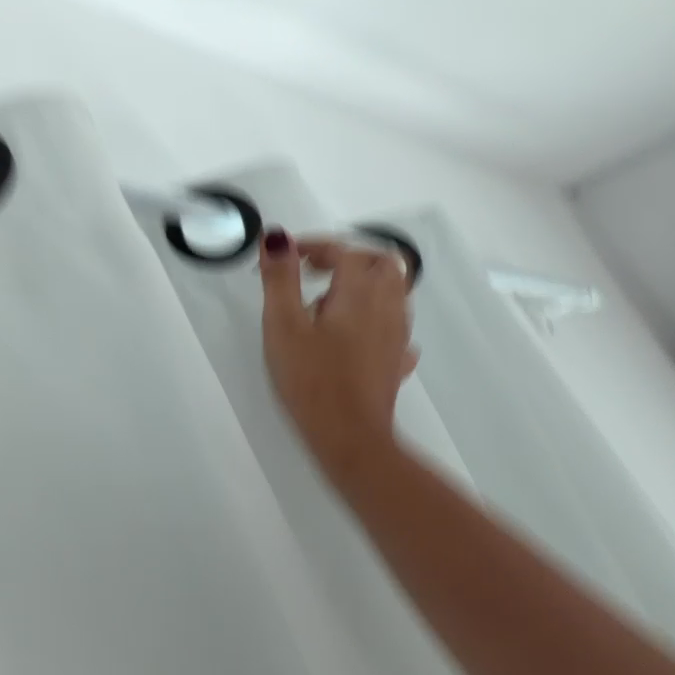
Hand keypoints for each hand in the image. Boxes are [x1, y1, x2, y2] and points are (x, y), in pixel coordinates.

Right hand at [258, 228, 419, 481]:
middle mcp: (387, 309)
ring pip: (394, 292)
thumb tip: (277, 238)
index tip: (285, 257)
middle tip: (312, 271)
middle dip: (348, 258)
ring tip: (326, 300)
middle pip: (383, 265)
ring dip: (363, 283)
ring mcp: (397, 337)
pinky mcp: (395, 361)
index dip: (315, 246)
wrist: (348, 436)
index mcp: (359, 295)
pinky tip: (351, 332)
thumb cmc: (310, 377)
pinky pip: (394, 325)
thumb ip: (280, 278)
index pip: (345, 252)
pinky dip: (373, 315)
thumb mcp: (282, 324)